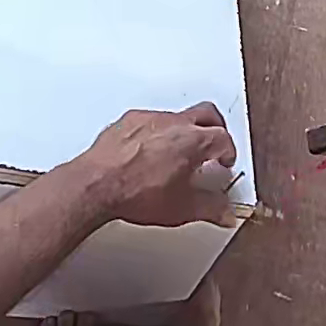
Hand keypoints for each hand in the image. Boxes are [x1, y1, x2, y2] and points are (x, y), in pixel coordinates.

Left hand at [69, 104, 237, 226]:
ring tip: (180, 151)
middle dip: (215, 128)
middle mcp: (172, 123)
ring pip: (177, 116)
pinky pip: (150, 120)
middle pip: (207, 114)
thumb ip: (210, 208)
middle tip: (213, 144)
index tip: (224, 160)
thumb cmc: (134, 192)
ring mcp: (148, 119)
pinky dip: (157, 131)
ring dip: (184, 130)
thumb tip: (223, 212)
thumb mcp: (182, 208)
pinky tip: (150, 150)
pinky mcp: (128, 121)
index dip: (228, 151)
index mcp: (192, 141)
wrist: (96, 185)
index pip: (223, 139)